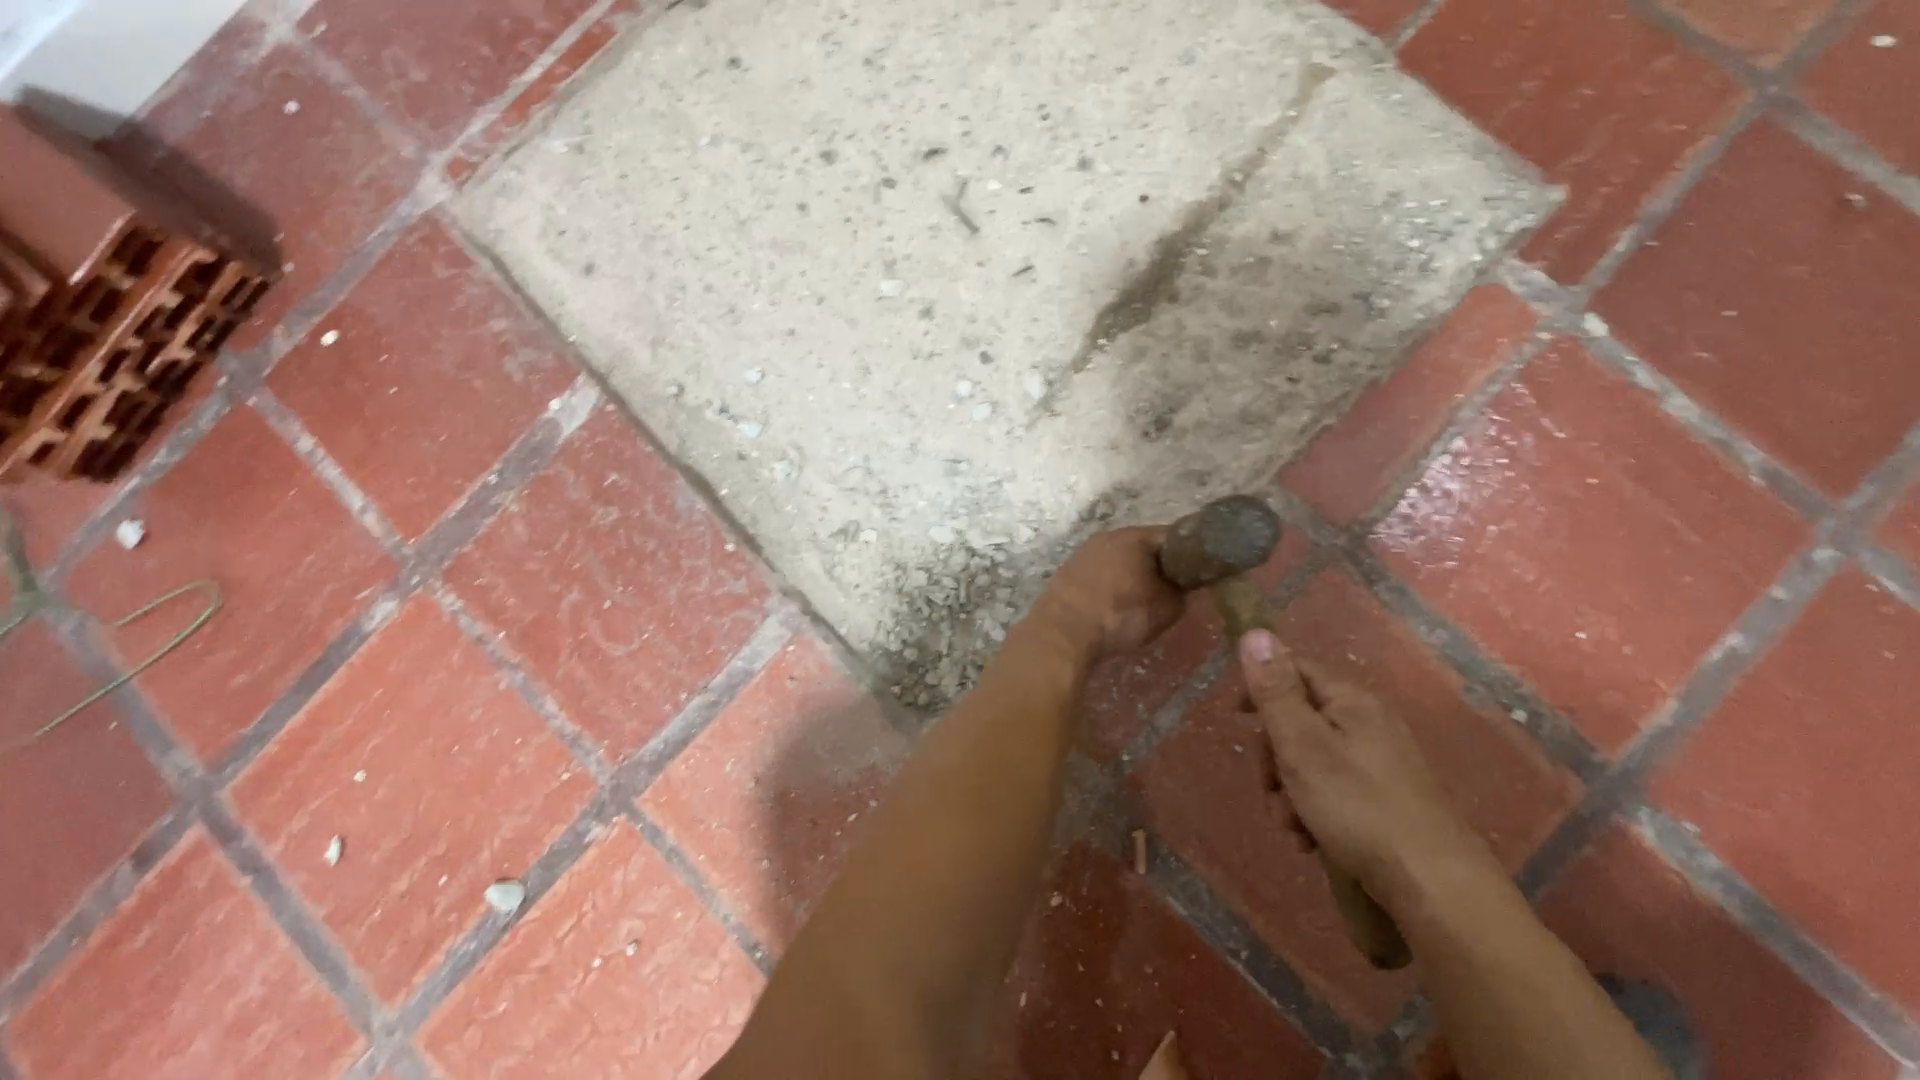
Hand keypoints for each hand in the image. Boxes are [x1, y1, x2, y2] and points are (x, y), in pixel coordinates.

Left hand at [1029, 526, 1185, 662]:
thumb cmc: (1120, 615)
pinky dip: (1111, 587)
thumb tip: (1184, 587)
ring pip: (1120, 562)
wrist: (1063, 633)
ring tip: (1141, 603)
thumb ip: (1183, 592)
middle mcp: (1107, 537)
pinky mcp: (1067, 573)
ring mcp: (1083, 554)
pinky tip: (1113, 608)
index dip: (1190, 554)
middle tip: (1172, 591)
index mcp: (1134, 536)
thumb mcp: (1167, 608)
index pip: (1173, 536)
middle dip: (1158, 567)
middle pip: (1143, 548)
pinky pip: (1100, 576)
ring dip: (1132, 578)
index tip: (1198, 574)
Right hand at [1238, 629, 1500, 911]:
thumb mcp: (1302, 745)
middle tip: (1268, 786)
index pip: (1296, 670)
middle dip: (1274, 755)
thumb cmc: (1358, 807)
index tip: (1235, 718)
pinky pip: (1334, 792)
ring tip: (1291, 825)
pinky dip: (1313, 811)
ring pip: (1312, 761)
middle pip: (1300, 720)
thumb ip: (1275, 692)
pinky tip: (1310, 840)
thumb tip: (1256, 633)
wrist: (1431, 883)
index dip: (1261, 687)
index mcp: (1351, 702)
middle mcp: (1369, 724)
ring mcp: (1381, 764)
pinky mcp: (1386, 800)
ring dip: (1289, 791)